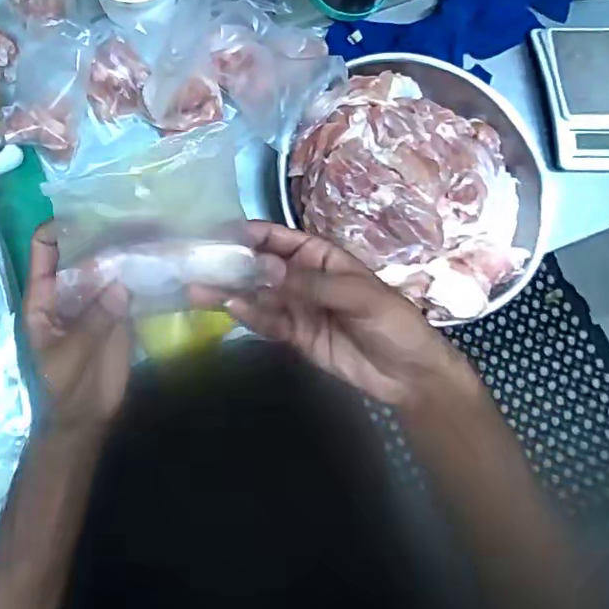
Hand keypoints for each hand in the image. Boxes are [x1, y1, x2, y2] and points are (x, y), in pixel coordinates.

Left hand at [24, 222, 131, 433]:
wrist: (84, 419)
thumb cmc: (62, 388)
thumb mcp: (70, 356)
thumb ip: (93, 322)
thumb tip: (120, 285)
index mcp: (44, 296)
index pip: (44, 250)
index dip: (58, 228)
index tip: (85, 213)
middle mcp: (69, 289)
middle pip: (81, 251)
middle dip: (100, 232)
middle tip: (129, 212)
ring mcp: (94, 298)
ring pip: (107, 264)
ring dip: (124, 248)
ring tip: (149, 227)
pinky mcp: (118, 310)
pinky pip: (127, 284)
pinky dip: (140, 270)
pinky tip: (158, 254)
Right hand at [205, 222, 475, 409]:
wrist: (409, 374)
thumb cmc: (392, 321)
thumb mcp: (359, 295)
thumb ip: (312, 283)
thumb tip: (266, 269)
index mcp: (320, 257)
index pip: (280, 239)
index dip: (252, 235)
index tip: (220, 234)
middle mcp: (303, 278)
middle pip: (262, 266)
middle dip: (232, 264)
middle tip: (198, 264)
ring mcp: (298, 308)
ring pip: (258, 295)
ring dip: (231, 291)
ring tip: (199, 288)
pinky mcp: (296, 336)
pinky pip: (268, 322)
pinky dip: (249, 316)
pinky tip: (229, 308)